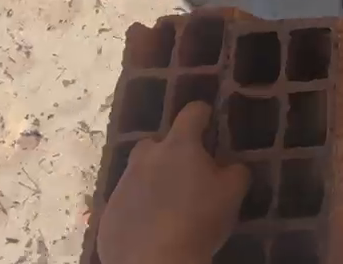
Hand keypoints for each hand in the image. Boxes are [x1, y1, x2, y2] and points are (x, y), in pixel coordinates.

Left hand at [99, 102, 251, 263]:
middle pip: (154, 143)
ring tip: (166, 206)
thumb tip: (229, 166)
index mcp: (178, 146)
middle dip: (168, 151)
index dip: (203, 114)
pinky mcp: (107, 218)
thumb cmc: (199, 222)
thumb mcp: (234, 191)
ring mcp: (121, 189)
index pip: (191, 112)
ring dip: (151, 182)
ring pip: (137, 175)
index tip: (209, 123)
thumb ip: (235, 169)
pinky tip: (150, 229)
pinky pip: (125, 205)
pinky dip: (137, 211)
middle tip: (184, 172)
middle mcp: (145, 160)